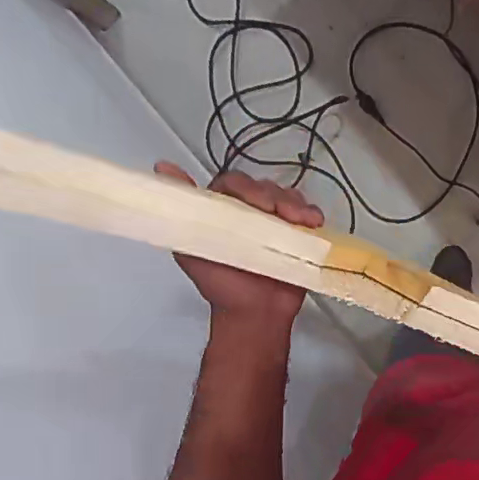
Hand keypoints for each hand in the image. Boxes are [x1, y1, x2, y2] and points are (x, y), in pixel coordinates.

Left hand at [153, 162, 324, 327]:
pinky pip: (308, 214)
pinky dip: (313, 215)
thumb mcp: (191, 247)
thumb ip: (183, 210)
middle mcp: (248, 212)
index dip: (250, 188)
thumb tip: (163, 165)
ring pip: (288, 197)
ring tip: (306, 222)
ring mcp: (276, 223)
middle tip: (287, 216)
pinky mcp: (298, 235)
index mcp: (221, 211)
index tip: (263, 205)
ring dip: (297, 206)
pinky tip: (315, 224)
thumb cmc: (222, 284)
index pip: (234, 184)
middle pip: (265, 188)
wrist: (256, 314)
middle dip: (278, 198)